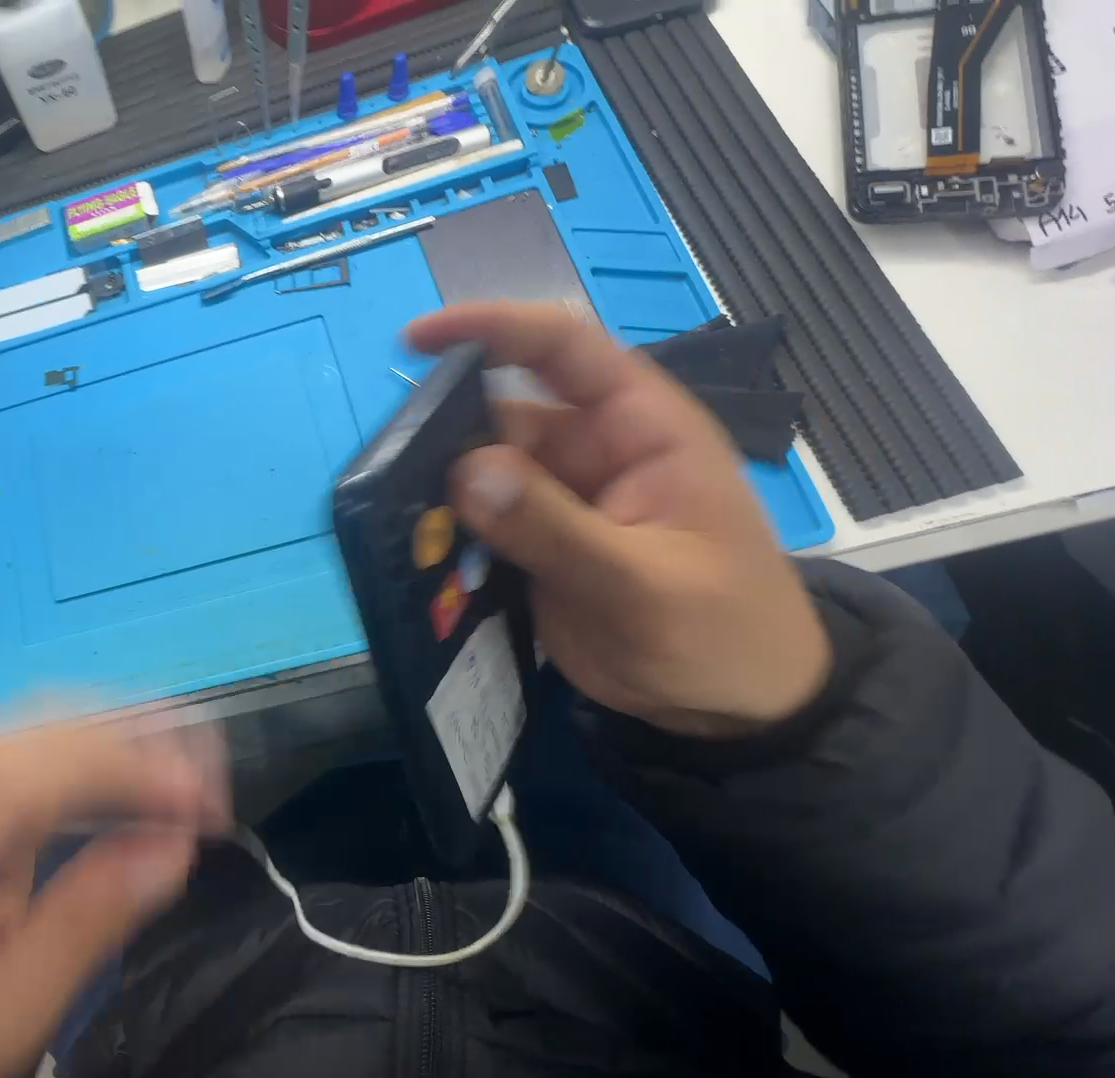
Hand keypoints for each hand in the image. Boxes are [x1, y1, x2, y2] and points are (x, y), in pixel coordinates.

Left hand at [0, 718, 228, 1077]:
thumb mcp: (13, 1001)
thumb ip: (92, 913)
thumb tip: (177, 845)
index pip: (51, 762)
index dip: (138, 767)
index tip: (207, 800)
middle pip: (51, 726)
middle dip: (140, 743)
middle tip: (208, 786)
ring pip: (48, 726)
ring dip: (123, 743)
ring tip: (185, 778)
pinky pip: (36, 752)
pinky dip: (94, 761)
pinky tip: (135, 784)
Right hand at [406, 303, 829, 736]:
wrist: (729, 711)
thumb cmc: (718, 634)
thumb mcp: (642, 583)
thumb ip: (553, 527)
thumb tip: (464, 468)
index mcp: (639, 428)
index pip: (563, 350)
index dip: (492, 329)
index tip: (416, 340)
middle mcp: (590, 451)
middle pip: (500, 415)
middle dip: (443, 431)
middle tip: (386, 470)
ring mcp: (558, 501)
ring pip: (478, 471)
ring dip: (437, 488)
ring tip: (392, 515)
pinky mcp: (533, 544)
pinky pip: (477, 521)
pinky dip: (445, 530)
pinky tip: (413, 548)